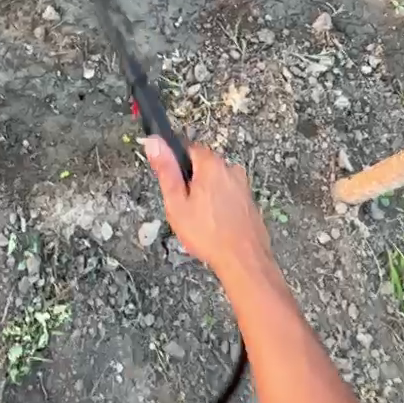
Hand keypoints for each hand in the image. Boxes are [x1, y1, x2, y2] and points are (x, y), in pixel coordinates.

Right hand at [144, 138, 276, 287]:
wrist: (243, 260)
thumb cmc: (209, 234)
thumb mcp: (177, 203)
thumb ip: (166, 170)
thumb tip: (154, 142)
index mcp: (211, 164)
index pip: (188, 149)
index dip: (177, 167)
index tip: (174, 185)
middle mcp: (230, 169)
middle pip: (202, 166)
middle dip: (192, 183)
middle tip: (185, 208)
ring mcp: (242, 185)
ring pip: (215, 182)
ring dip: (206, 196)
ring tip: (200, 220)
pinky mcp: (248, 200)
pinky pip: (227, 195)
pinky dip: (219, 206)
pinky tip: (214, 225)